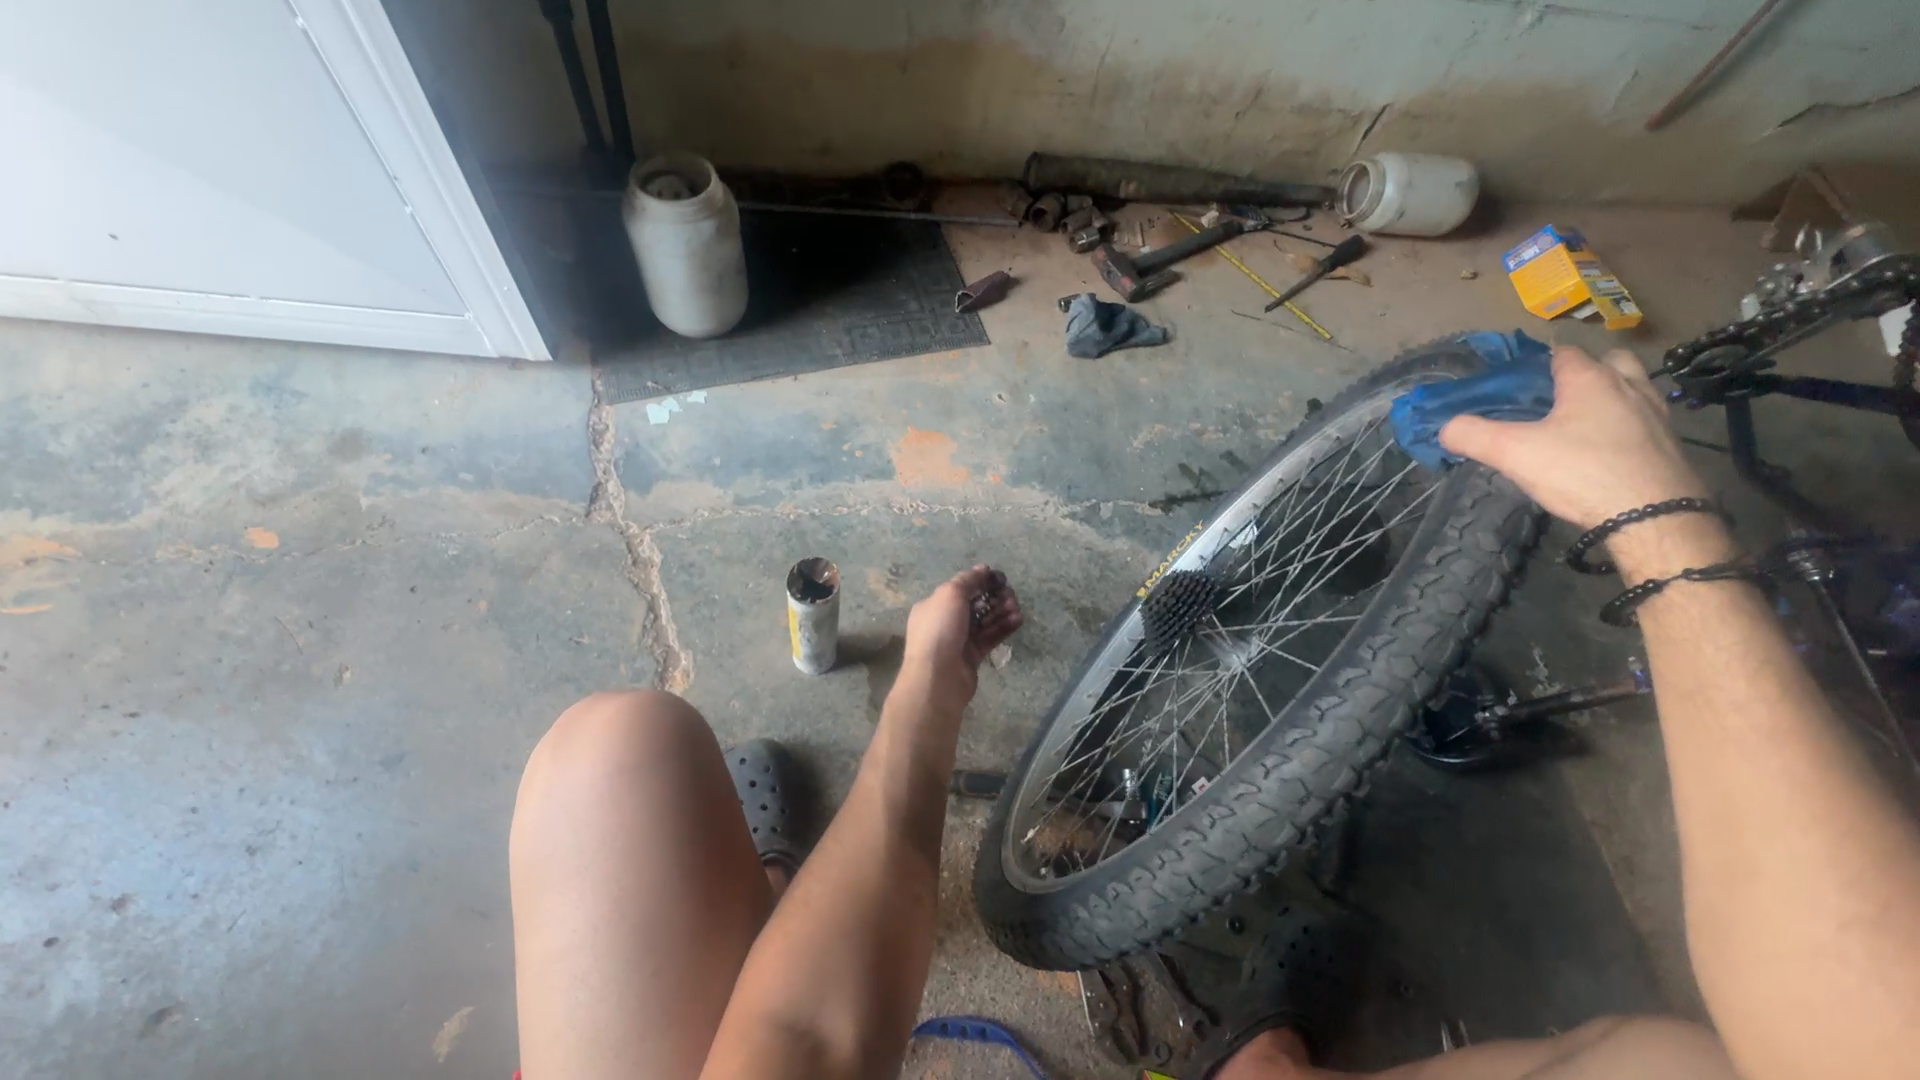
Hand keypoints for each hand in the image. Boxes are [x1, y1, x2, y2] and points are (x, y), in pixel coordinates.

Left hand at [902, 565, 1022, 700]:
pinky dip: (1003, 628)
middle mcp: (945, 622)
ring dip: (1001, 612)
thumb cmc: (940, 629)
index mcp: (934, 605)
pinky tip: (1018, 620)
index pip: (959, 589)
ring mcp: (959, 640)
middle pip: (974, 605)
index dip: (980, 582)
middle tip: (1011, 595)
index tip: (999, 579)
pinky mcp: (972, 656)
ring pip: (984, 621)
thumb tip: (983, 569)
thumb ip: (968, 580)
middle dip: (994, 597)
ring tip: (1017, 607)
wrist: (937, 676)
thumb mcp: (950, 594)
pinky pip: (990, 637)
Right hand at [1439, 346, 1709, 530]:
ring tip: (1585, 420)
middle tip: (1561, 395)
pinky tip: (1609, 447)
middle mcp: (1629, 386)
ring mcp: (1657, 414)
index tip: (1521, 381)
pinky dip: (1629, 422)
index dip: (1540, 362)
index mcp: (1590, 380)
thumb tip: (1446, 428)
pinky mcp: (1671, 442)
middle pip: (1611, 360)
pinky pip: (1646, 418)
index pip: (1565, 353)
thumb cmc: (1581, 472)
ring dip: (1614, 393)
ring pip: (1635, 387)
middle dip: (1588, 369)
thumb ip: (1473, 436)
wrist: (1653, 516)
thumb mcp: (1512, 454)